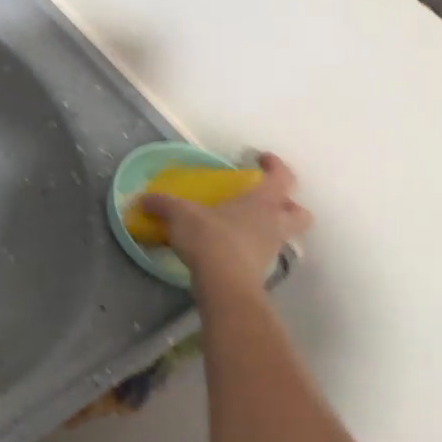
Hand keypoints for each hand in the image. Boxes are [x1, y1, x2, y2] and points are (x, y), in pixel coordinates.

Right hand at [140, 152, 311, 295]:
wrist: (224, 282)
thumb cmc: (210, 238)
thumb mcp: (180, 214)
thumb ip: (163, 204)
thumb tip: (144, 199)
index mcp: (262, 202)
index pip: (282, 178)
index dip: (275, 166)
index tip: (262, 158)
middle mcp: (274, 222)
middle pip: (298, 211)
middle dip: (287, 204)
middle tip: (266, 200)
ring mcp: (270, 246)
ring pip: (282, 232)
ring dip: (268, 226)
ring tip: (239, 224)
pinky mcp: (260, 267)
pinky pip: (261, 250)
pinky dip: (249, 245)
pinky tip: (226, 244)